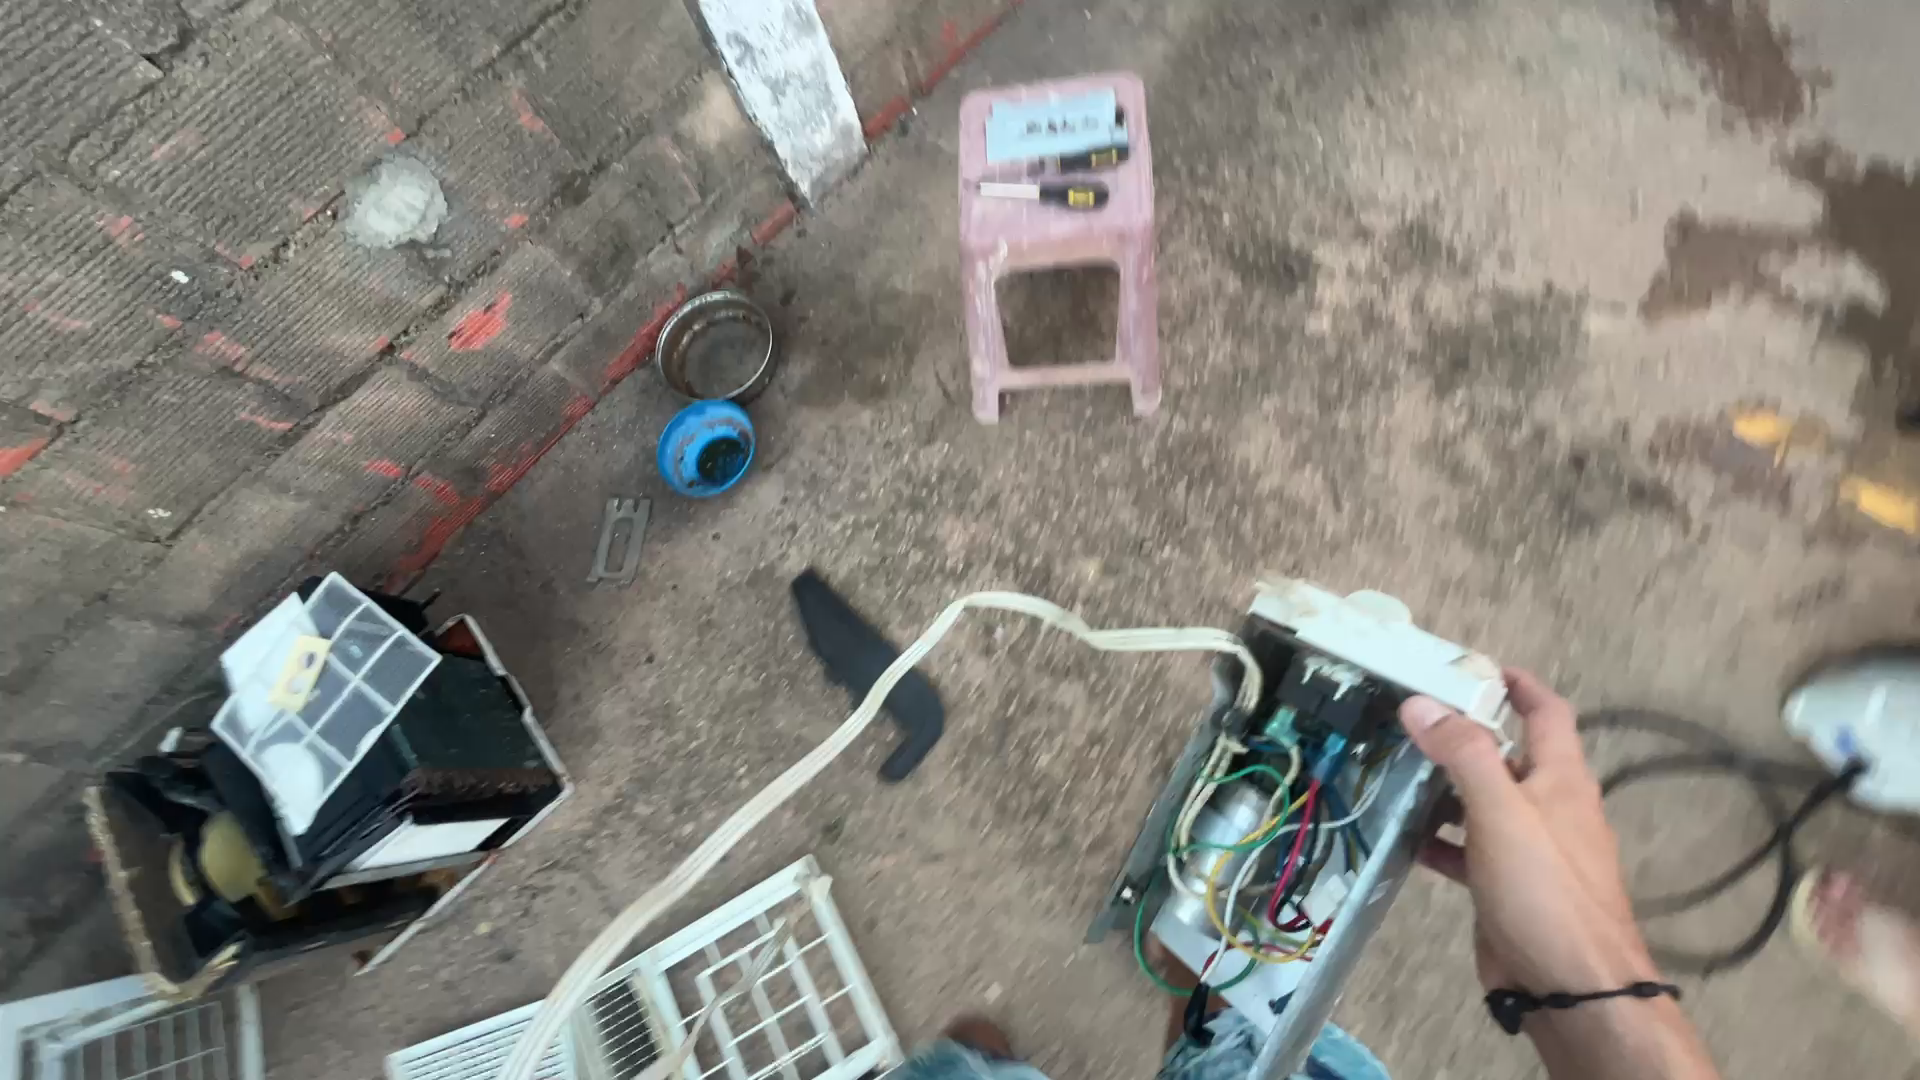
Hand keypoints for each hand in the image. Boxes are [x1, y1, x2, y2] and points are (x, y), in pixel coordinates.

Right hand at [1398, 671, 1720, 1079]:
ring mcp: (1529, 848)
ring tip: (1393, 771)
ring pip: (1481, 800)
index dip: (1518, 684)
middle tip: (1408, 719)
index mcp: (1561, 782)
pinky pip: (1468, 845)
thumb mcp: (1500, 811)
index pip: (1548, 714)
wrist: (1573, 989)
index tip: (1476, 666)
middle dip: (1460, 734)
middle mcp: (1549, 808)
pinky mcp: (1508, 884)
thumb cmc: (1544, 890)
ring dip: (1442, 785)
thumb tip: (1420, 703)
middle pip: (1506, 755)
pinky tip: (1405, 837)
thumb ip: (1463, 753)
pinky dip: (1438, 836)